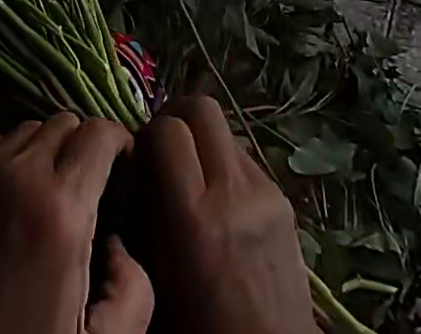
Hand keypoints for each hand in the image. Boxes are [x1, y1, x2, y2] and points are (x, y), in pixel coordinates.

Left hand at [0, 113, 152, 333]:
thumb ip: (134, 293)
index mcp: (61, 210)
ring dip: (45, 150)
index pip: (99, 133)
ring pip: (27, 130)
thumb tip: (120, 245)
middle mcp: (19, 175)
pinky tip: (11, 197)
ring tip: (47, 189)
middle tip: (86, 182)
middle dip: (82, 145)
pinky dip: (10, 160)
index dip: (119, 142)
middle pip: (64, 123)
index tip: (124, 164)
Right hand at [141, 97, 317, 333]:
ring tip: (190, 172)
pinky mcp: (282, 197)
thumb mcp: (157, 270)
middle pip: (203, 108)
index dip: (150, 131)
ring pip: (225, 129)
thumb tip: (138, 161)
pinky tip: (217, 196)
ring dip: (202, 139)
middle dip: (177, 114)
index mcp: (194, 214)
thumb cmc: (201, 323)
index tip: (140, 152)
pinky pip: (244, 158)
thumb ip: (147, 208)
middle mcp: (232, 191)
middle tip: (163, 141)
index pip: (169, 130)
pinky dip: (223, 163)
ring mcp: (263, 190)